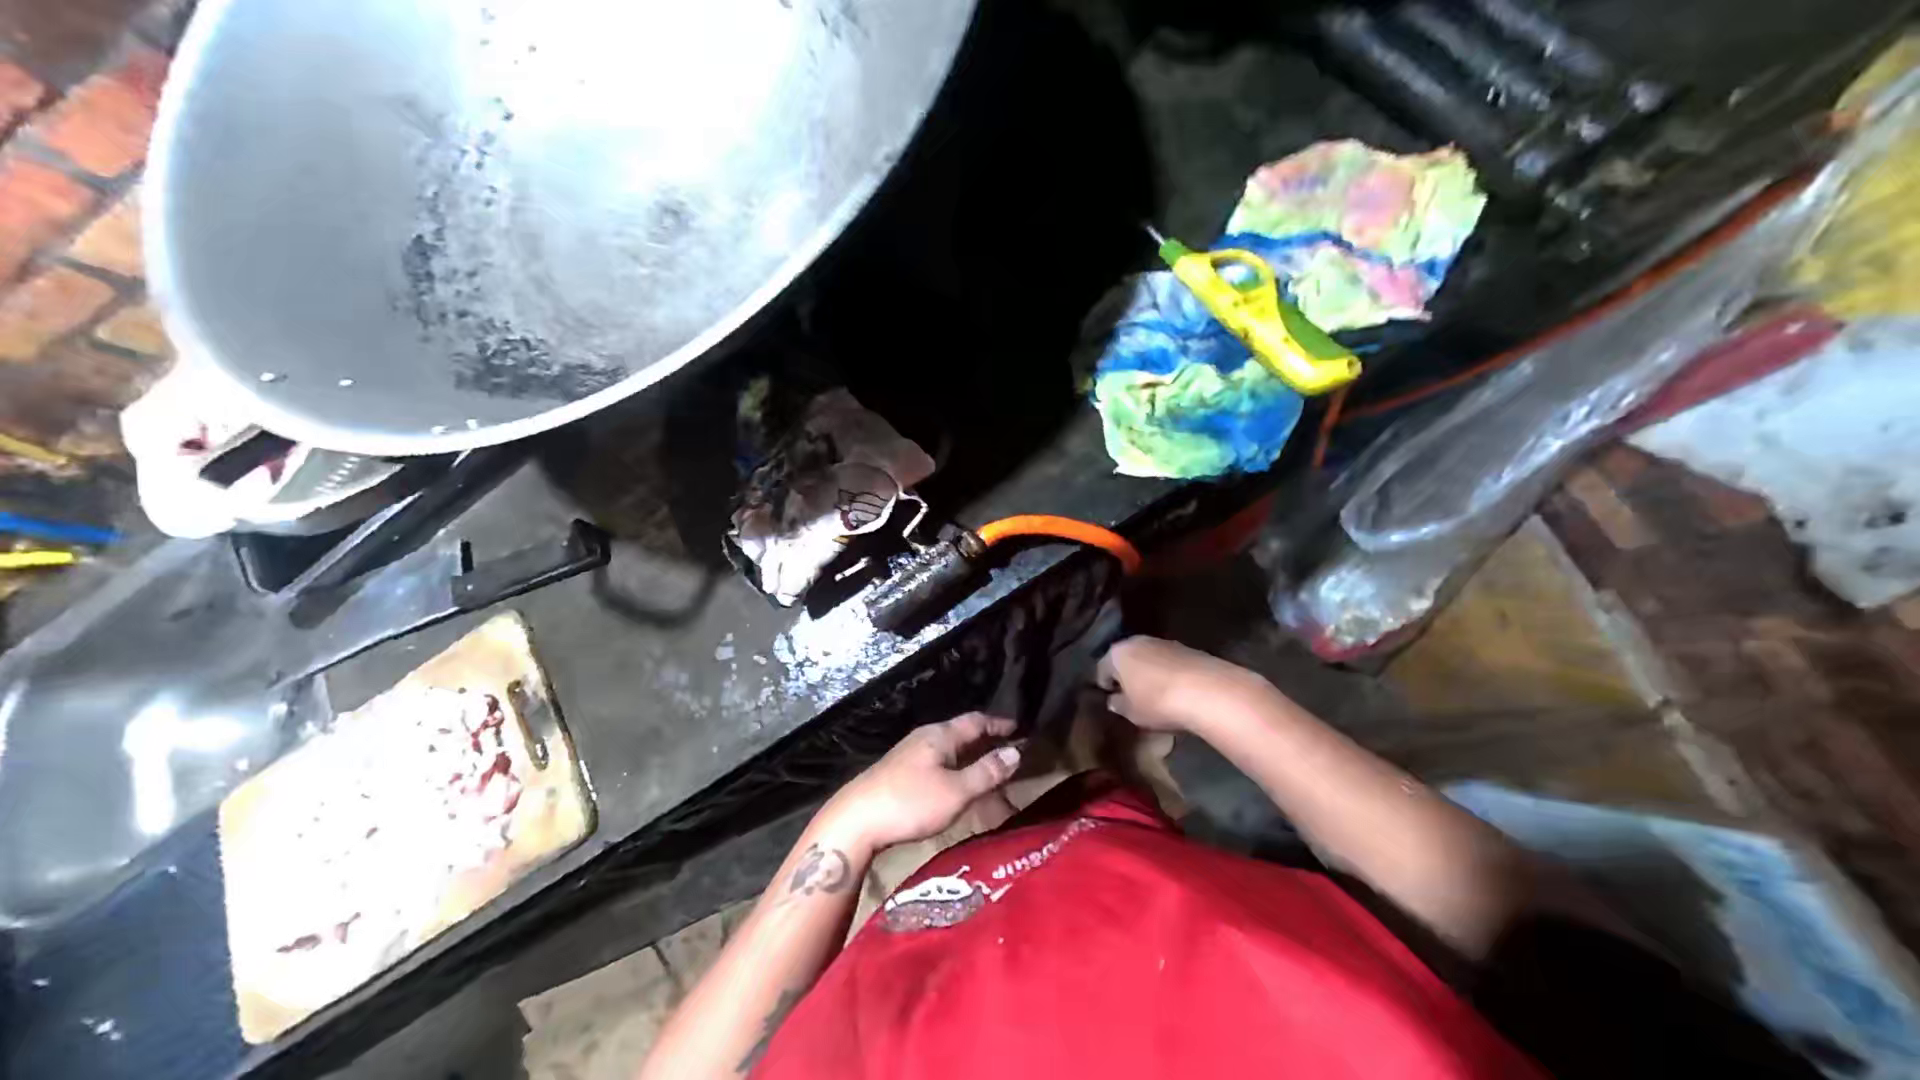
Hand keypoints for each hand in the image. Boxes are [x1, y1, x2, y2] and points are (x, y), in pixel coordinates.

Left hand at [817, 713, 1021, 856]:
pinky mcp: (900, 775)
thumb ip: (987, 772)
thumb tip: (1016, 752)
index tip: (1020, 729)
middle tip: (1011, 756)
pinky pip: (939, 767)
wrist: (856, 821)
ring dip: (972, 763)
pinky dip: (957, 774)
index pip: (976, 721)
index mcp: (940, 735)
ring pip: (951, 754)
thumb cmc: (910, 802)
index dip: (999, 725)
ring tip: (991, 778)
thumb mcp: (956, 790)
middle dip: (987, 745)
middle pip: (963, 736)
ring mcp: (910, 756)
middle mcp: (925, 739)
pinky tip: (959, 790)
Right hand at [1095, 635, 1276, 734]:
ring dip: (1149, 673)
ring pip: (1149, 658)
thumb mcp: (1131, 713)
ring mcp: (1165, 642)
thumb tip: (1114, 700)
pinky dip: (1169, 673)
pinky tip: (1177, 691)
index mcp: (1117, 653)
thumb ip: (1118, 705)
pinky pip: (1170, 662)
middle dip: (1127, 675)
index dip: (1105, 685)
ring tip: (1157, 695)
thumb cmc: (1158, 703)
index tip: (1112, 699)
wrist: (1208, 691)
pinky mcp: (1189, 648)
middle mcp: (1138, 641)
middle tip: (1132, 697)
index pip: (1102, 668)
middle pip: (1127, 658)